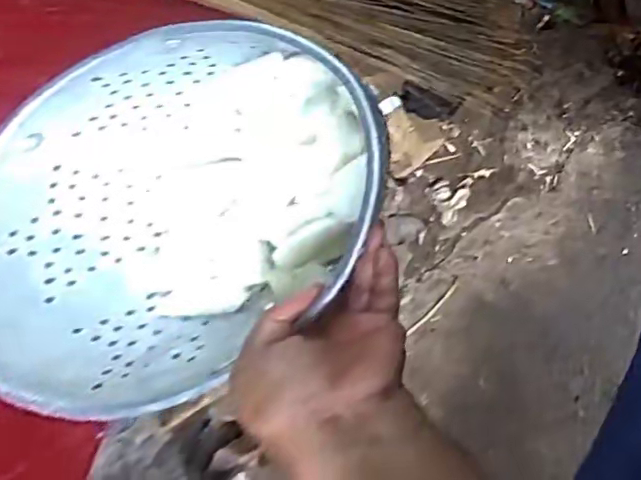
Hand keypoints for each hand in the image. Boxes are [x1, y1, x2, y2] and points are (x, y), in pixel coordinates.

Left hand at [232, 222, 404, 466]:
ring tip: (372, 225)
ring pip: (361, 282)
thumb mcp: (255, 358)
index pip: (300, 303)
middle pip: (335, 287)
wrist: (336, 416)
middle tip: (349, 226)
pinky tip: (382, 244)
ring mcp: (355, 327)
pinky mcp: (382, 322)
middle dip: (343, 258)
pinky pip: (383, 289)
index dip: (308, 276)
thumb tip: (313, 287)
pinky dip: (384, 267)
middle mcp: (322, 334)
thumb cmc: (284, 392)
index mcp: (289, 346)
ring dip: (366, 254)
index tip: (314, 245)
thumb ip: (276, 316)